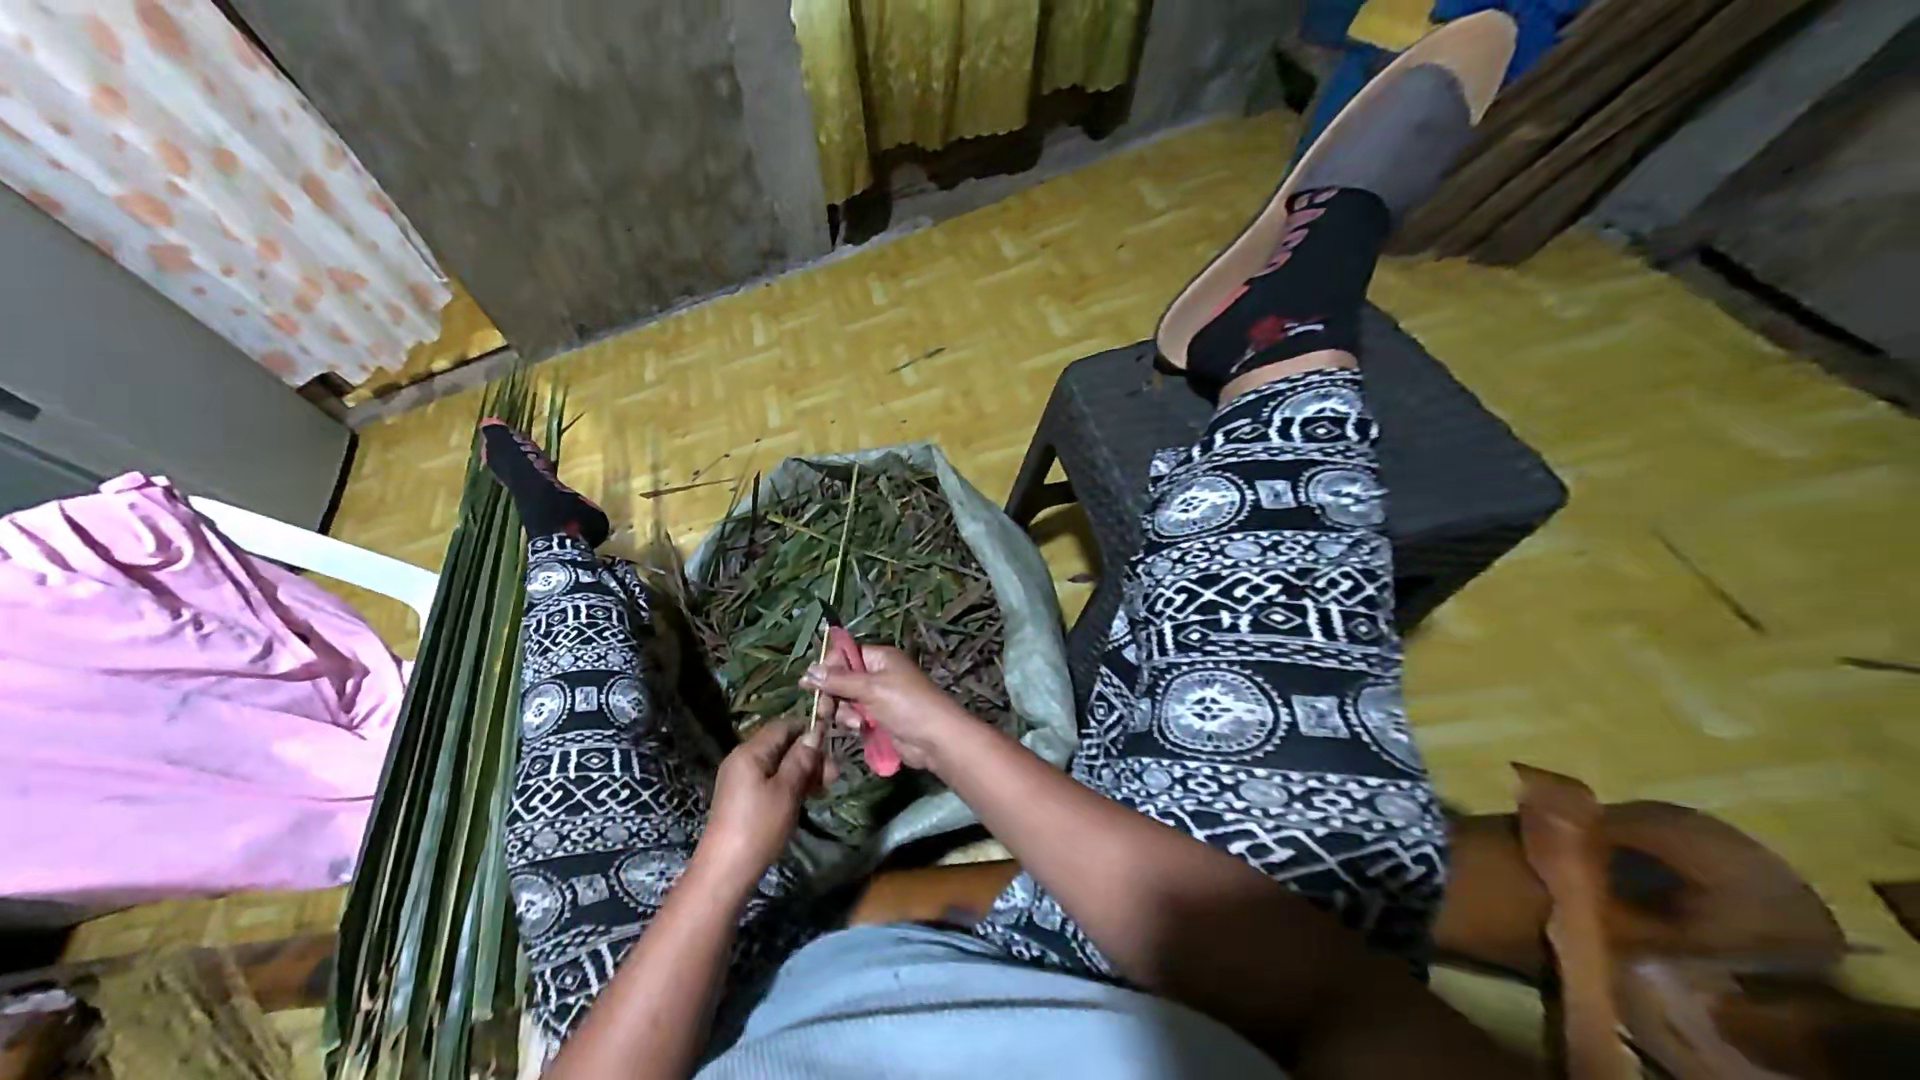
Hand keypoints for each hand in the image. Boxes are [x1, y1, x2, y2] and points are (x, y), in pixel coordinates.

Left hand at [699, 720, 831, 883]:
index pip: (784, 725)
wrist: (725, 872)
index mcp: (750, 751)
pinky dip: (791, 783)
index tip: (832, 746)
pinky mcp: (744, 797)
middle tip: (833, 776)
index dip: (809, 730)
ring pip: (779, 763)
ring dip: (804, 771)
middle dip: (810, 755)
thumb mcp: (787, 789)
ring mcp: (742, 779)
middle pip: (782, 744)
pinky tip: (808, 797)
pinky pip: (772, 779)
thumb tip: (815, 731)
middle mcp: (743, 759)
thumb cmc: (759, 826)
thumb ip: (802, 758)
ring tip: (825, 789)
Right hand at [799, 645, 977, 772]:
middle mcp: (878, 674)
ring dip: (845, 712)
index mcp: (880, 658)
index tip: (810, 682)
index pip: (846, 654)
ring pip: (846, 701)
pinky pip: (856, 717)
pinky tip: (861, 730)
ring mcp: (879, 698)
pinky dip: (855, 723)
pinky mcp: (879, 719)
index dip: (828, 666)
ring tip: (856, 722)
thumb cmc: (905, 705)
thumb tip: (810, 670)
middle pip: (842, 679)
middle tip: (825, 710)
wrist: (934, 738)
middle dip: (833, 694)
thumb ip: (839, 680)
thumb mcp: (871, 688)